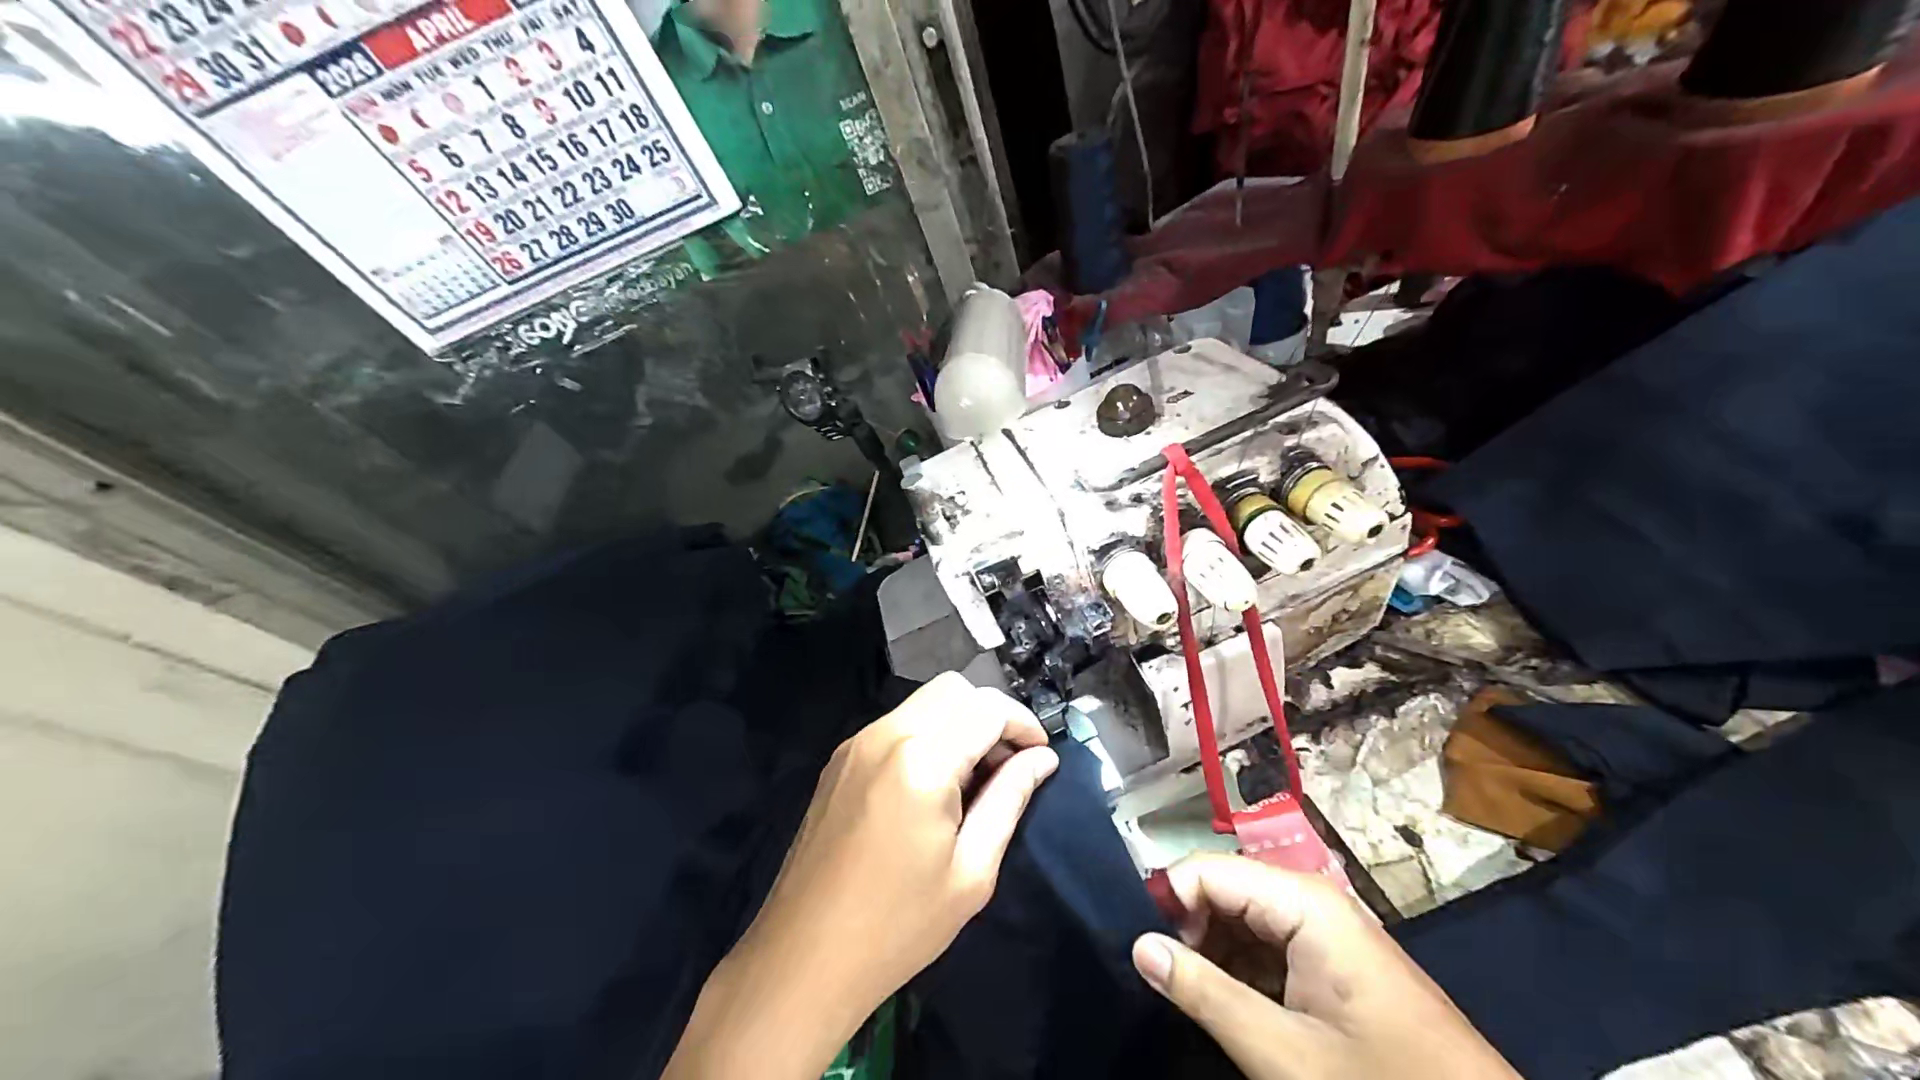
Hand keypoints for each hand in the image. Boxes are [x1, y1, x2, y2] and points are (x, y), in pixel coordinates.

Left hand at [663, 672, 1058, 1079]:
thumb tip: (1042, 758)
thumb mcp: (971, 871)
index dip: (1023, 723)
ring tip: (973, 778)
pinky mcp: (839, 759)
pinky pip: (896, 723)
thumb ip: (1009, 800)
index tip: (1040, 754)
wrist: (804, 955)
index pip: (987, 708)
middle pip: (954, 689)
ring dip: (958, 722)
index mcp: (921, 761)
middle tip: (1007, 765)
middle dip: (991, 714)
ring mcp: (856, 743)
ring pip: (923, 701)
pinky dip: (927, 734)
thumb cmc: (898, 925)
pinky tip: (932, 784)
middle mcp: (885, 735)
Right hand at [1132, 854, 1520, 1079]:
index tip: (1144, 952)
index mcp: (1302, 901)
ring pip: (1243, 920)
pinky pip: (1269, 947)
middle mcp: (1311, 900)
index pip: (1206, 870)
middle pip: (1224, 890)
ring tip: (1196, 1000)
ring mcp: (1325, 931)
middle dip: (1189, 929)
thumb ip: (1205, 993)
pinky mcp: (1333, 962)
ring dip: (1213, 954)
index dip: (1167, 902)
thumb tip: (1138, 945)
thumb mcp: (1284, 1053)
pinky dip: (1241, 972)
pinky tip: (1233, 1010)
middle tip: (1168, 983)